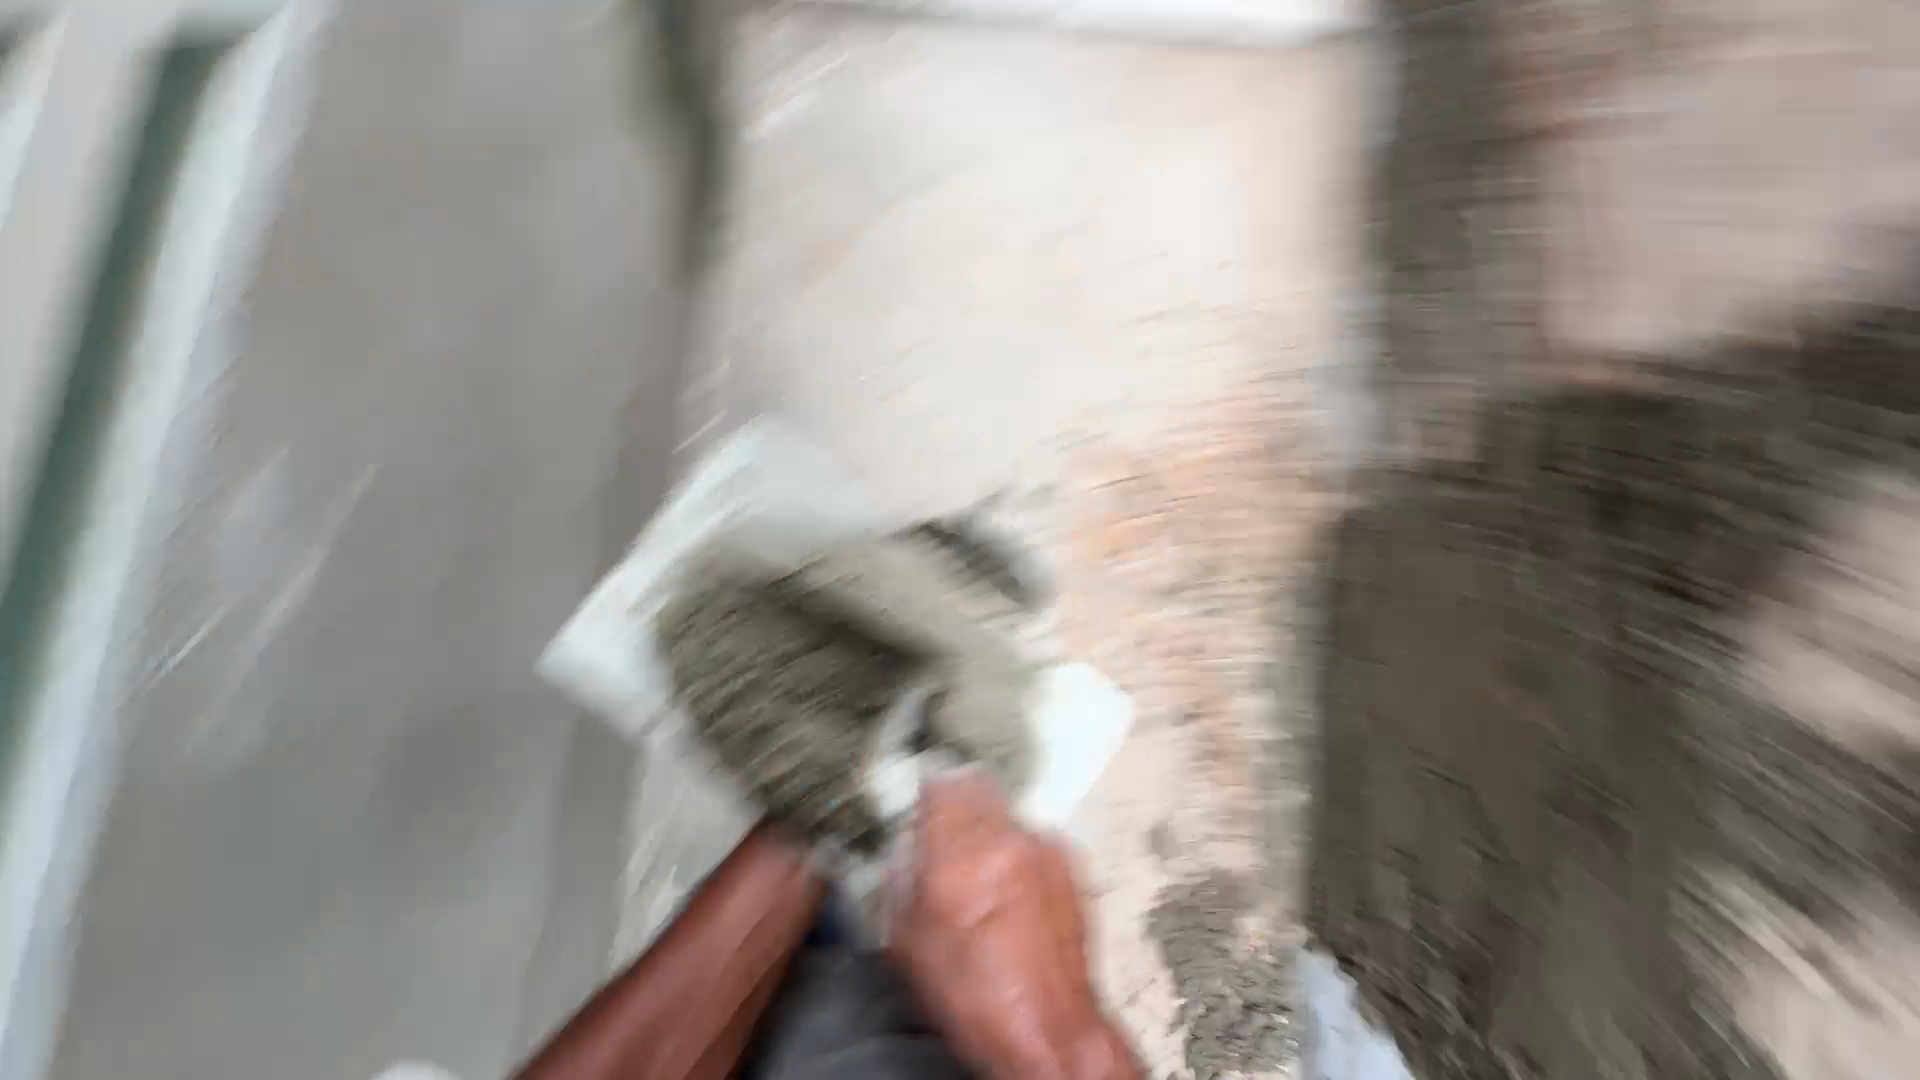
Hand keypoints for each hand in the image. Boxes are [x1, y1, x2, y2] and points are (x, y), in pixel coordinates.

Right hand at [889, 772, 1139, 1079]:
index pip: (940, 784)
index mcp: (957, 858)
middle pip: (975, 783)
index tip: (923, 805)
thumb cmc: (980, 998)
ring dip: (990, 826)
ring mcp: (1040, 847)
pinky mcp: (1068, 860)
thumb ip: (899, 878)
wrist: (1049, 1026)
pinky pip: (1033, 834)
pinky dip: (1019, 848)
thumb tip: (903, 845)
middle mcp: (1003, 841)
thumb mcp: (909, 944)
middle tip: (949, 830)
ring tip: (983, 869)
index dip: (927, 793)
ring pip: (1005, 807)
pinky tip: (1012, 887)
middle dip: (958, 801)